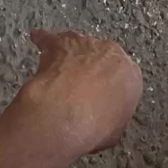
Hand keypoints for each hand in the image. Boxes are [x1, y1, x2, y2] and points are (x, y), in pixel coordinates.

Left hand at [10, 29, 142, 158]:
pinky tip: (37, 38)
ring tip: (60, 75)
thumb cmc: (96, 126)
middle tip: (79, 88)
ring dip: (70, 57)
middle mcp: (109, 51)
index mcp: (130, 73)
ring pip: (77, 45)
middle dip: (91, 69)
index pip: (123, 76)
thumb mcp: (115, 130)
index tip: (101, 97)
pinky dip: (43, 39)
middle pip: (101, 56)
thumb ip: (112, 115)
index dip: (110, 87)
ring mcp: (83, 43)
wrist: (70, 111)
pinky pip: (50, 37)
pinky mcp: (59, 42)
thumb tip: (102, 117)